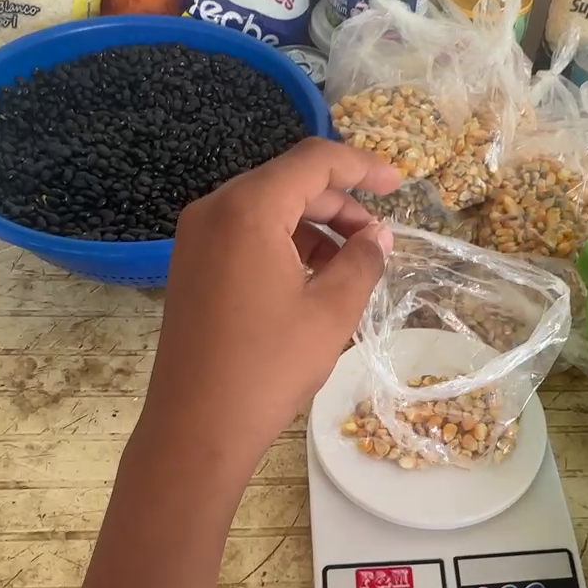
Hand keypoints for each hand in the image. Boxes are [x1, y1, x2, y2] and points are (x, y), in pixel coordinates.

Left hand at [139, 138, 400, 481]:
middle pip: (287, 183)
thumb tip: (379, 235)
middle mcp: (214, 210)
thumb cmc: (269, 367)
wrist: (197, 426)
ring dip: (312, 228)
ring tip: (349, 265)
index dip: (361, 166)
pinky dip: (282, 245)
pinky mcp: (190, 267)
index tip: (397, 184)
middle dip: (338, 205)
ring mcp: (195, 239)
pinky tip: (310, 279)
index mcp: (249, 208)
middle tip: (376, 240)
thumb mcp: (331, 312)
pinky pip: (243, 236)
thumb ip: (362, 261)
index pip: (313, 162)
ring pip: (265, 211)